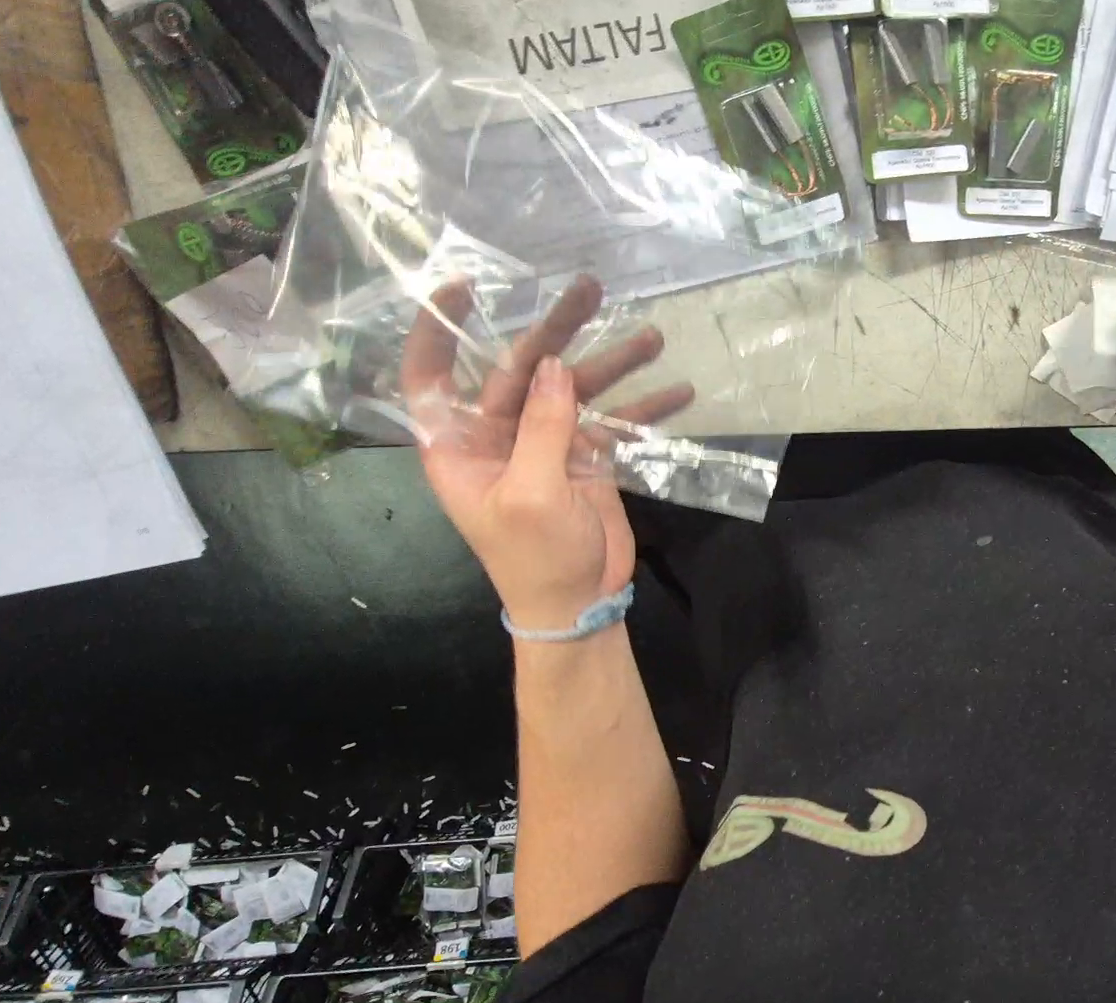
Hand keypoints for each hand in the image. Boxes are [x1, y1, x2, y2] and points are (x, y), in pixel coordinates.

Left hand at [402, 276, 692, 631]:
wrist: (579, 604)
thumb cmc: (535, 558)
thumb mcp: (531, 494)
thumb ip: (541, 428)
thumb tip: (552, 366)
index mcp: (462, 444)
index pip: (434, 376)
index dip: (439, 330)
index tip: (464, 286)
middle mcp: (500, 434)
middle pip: (522, 368)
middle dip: (557, 330)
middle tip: (592, 288)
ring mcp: (548, 443)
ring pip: (575, 389)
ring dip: (615, 364)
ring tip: (654, 338)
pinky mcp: (588, 457)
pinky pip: (613, 421)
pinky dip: (645, 409)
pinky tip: (681, 393)